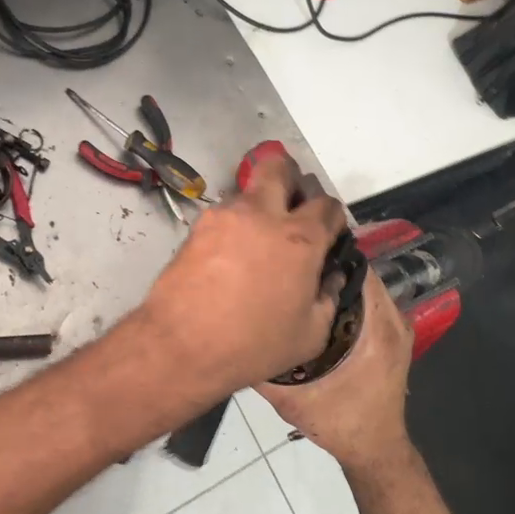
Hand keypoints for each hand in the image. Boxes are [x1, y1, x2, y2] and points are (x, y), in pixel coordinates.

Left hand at [134, 148, 347, 393]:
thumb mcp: (310, 334)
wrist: (181, 346)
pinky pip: (222, 216)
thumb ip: (327, 298)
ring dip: (257, 207)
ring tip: (255, 243)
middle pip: (279, 167)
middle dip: (290, 179)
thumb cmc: (253, 345)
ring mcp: (224, 216)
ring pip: (246, 191)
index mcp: (300, 238)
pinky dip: (231, 228)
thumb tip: (330, 277)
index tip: (329, 235)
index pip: (327, 205)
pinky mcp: (196, 228)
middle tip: (291, 209)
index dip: (333, 218)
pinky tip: (229, 259)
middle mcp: (262, 214)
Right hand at [256, 267, 414, 471]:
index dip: (327, 257)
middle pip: (361, 276)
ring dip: (335, 282)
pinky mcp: (391, 337)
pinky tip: (312, 304)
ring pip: (364, 289)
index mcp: (379, 328)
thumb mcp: (294, 399)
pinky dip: (344, 298)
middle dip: (327, 267)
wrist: (374, 453)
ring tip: (297, 280)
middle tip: (289, 264)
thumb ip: (266, 370)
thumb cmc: (342, 424)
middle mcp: (393, 321)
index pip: (358, 271)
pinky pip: (367, 304)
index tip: (294, 253)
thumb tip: (235, 336)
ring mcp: (396, 328)